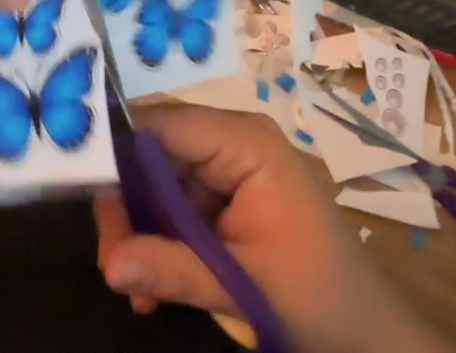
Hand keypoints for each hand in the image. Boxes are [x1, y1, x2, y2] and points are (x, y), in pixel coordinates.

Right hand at [93, 105, 447, 352]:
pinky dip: (153, 242)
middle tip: (111, 261)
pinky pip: (168, 206)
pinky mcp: (220, 198)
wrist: (376, 343)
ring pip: (151, 181)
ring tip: (131, 284)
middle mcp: (230, 142)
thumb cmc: (324, 304)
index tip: (79, 194)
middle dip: (124, 206)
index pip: (160, 124)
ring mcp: (224, 169)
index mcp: (245, 143)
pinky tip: (150, 288)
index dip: (116, 152)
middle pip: (149, 151)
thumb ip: (174, 270)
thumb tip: (109, 264)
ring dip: (135, 231)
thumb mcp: (246, 288)